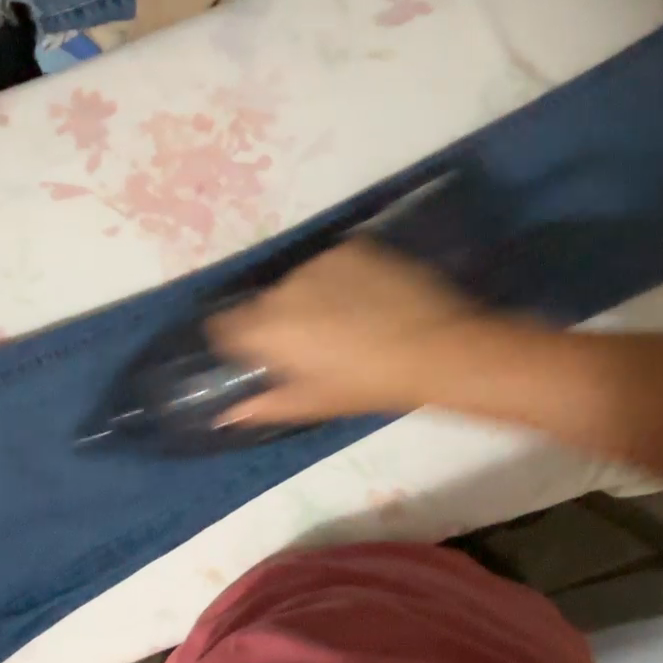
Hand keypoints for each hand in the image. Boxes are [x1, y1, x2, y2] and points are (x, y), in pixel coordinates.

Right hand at [207, 240, 483, 423]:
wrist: (437, 347)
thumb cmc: (370, 384)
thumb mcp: (315, 402)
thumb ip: (266, 404)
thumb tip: (228, 413)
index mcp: (269, 328)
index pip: (225, 325)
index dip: (236, 340)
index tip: (254, 354)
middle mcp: (285, 288)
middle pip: (264, 303)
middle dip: (278, 321)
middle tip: (310, 345)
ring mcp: (320, 263)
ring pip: (297, 283)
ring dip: (308, 299)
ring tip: (343, 322)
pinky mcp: (352, 248)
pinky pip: (329, 267)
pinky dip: (337, 281)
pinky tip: (364, 302)